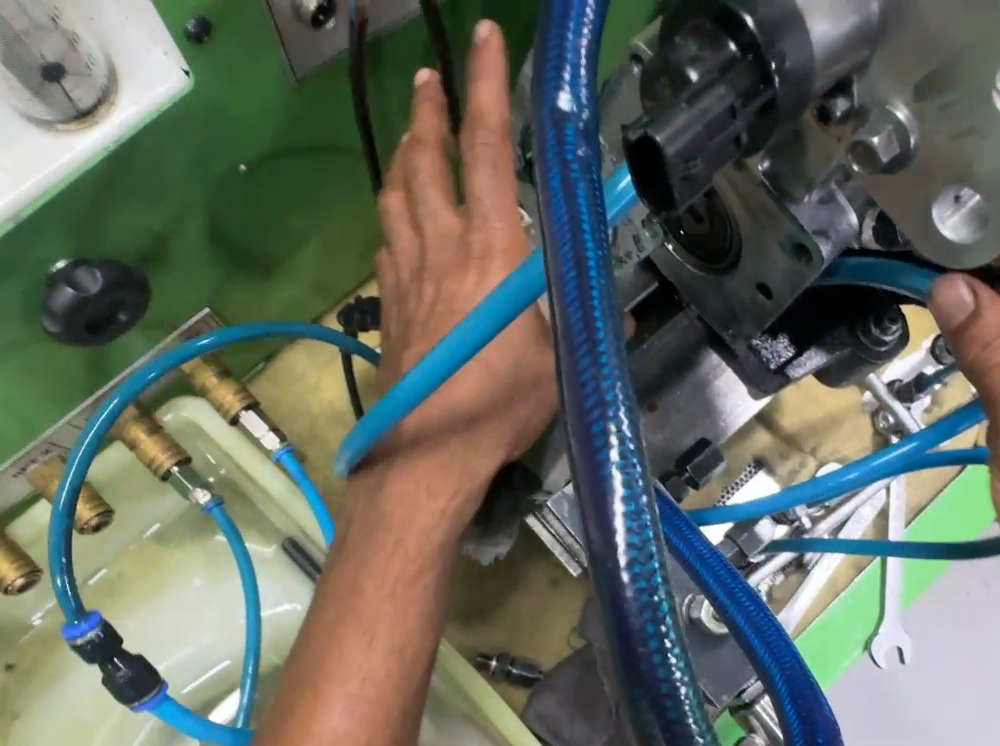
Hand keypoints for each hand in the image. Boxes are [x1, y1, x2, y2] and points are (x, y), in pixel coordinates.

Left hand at [360, 20, 554, 506]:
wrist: (431, 449)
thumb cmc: (503, 403)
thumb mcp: (560, 359)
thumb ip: (578, 320)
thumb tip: (612, 310)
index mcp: (492, 248)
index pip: (487, 149)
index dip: (487, 89)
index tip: (485, 40)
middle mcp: (442, 247)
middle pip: (427, 160)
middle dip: (428, 111)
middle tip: (429, 79)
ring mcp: (408, 274)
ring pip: (396, 195)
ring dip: (404, 156)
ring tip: (413, 136)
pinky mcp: (390, 304)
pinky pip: (386, 241)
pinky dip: (393, 214)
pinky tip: (399, 217)